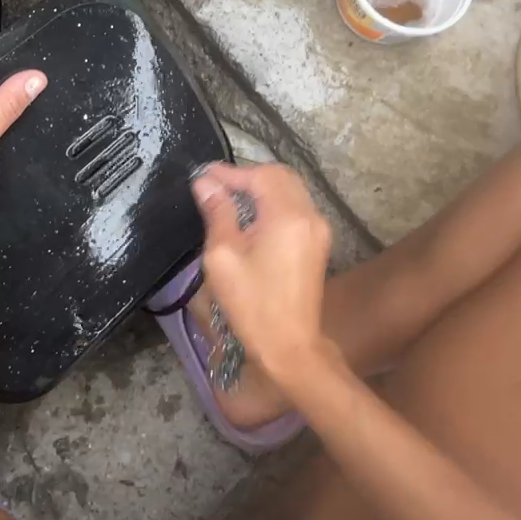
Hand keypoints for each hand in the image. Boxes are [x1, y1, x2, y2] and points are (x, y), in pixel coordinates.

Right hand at [192, 162, 346, 386]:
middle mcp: (309, 216)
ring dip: (260, 188)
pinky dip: (272, 202)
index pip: (259, 176)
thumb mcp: (223, 255)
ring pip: (289, 190)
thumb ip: (218, 212)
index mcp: (287, 216)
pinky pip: (295, 207)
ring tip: (228, 199)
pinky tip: (249, 217)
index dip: (229, 172)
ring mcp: (318, 230)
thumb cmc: (251, 303)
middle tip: (215, 186)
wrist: (289, 346)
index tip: (202, 177)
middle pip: (279, 176)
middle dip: (247, 176)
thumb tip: (206, 183)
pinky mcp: (317, 244)